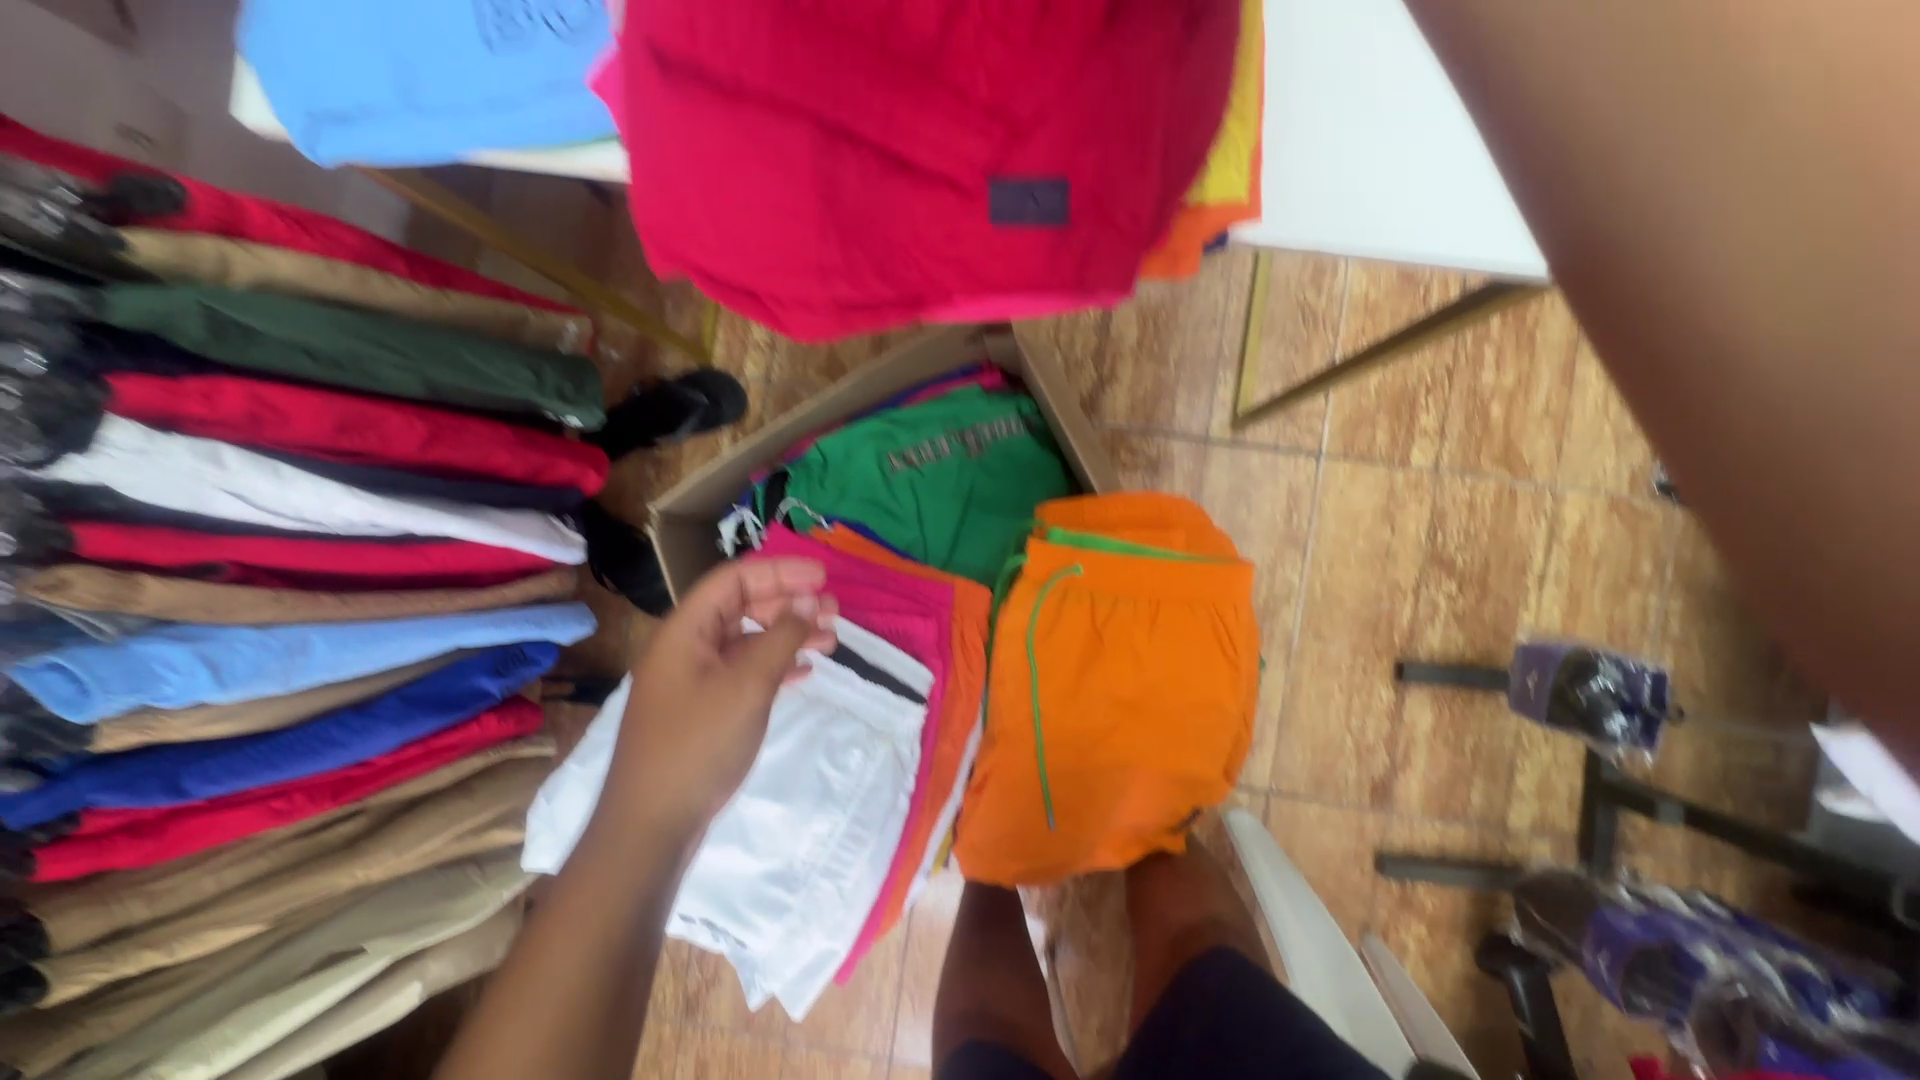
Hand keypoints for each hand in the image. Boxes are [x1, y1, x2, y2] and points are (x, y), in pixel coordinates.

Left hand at [601, 558, 837, 838]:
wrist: (650, 824)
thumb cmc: (697, 745)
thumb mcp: (747, 686)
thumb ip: (781, 638)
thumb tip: (810, 603)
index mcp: (685, 631)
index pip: (734, 580)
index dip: (780, 572)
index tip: (824, 578)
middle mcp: (686, 648)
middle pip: (741, 607)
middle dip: (789, 603)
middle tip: (834, 611)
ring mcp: (693, 681)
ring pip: (746, 641)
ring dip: (787, 635)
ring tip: (830, 642)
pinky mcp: (702, 711)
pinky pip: (743, 672)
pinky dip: (775, 666)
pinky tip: (803, 673)